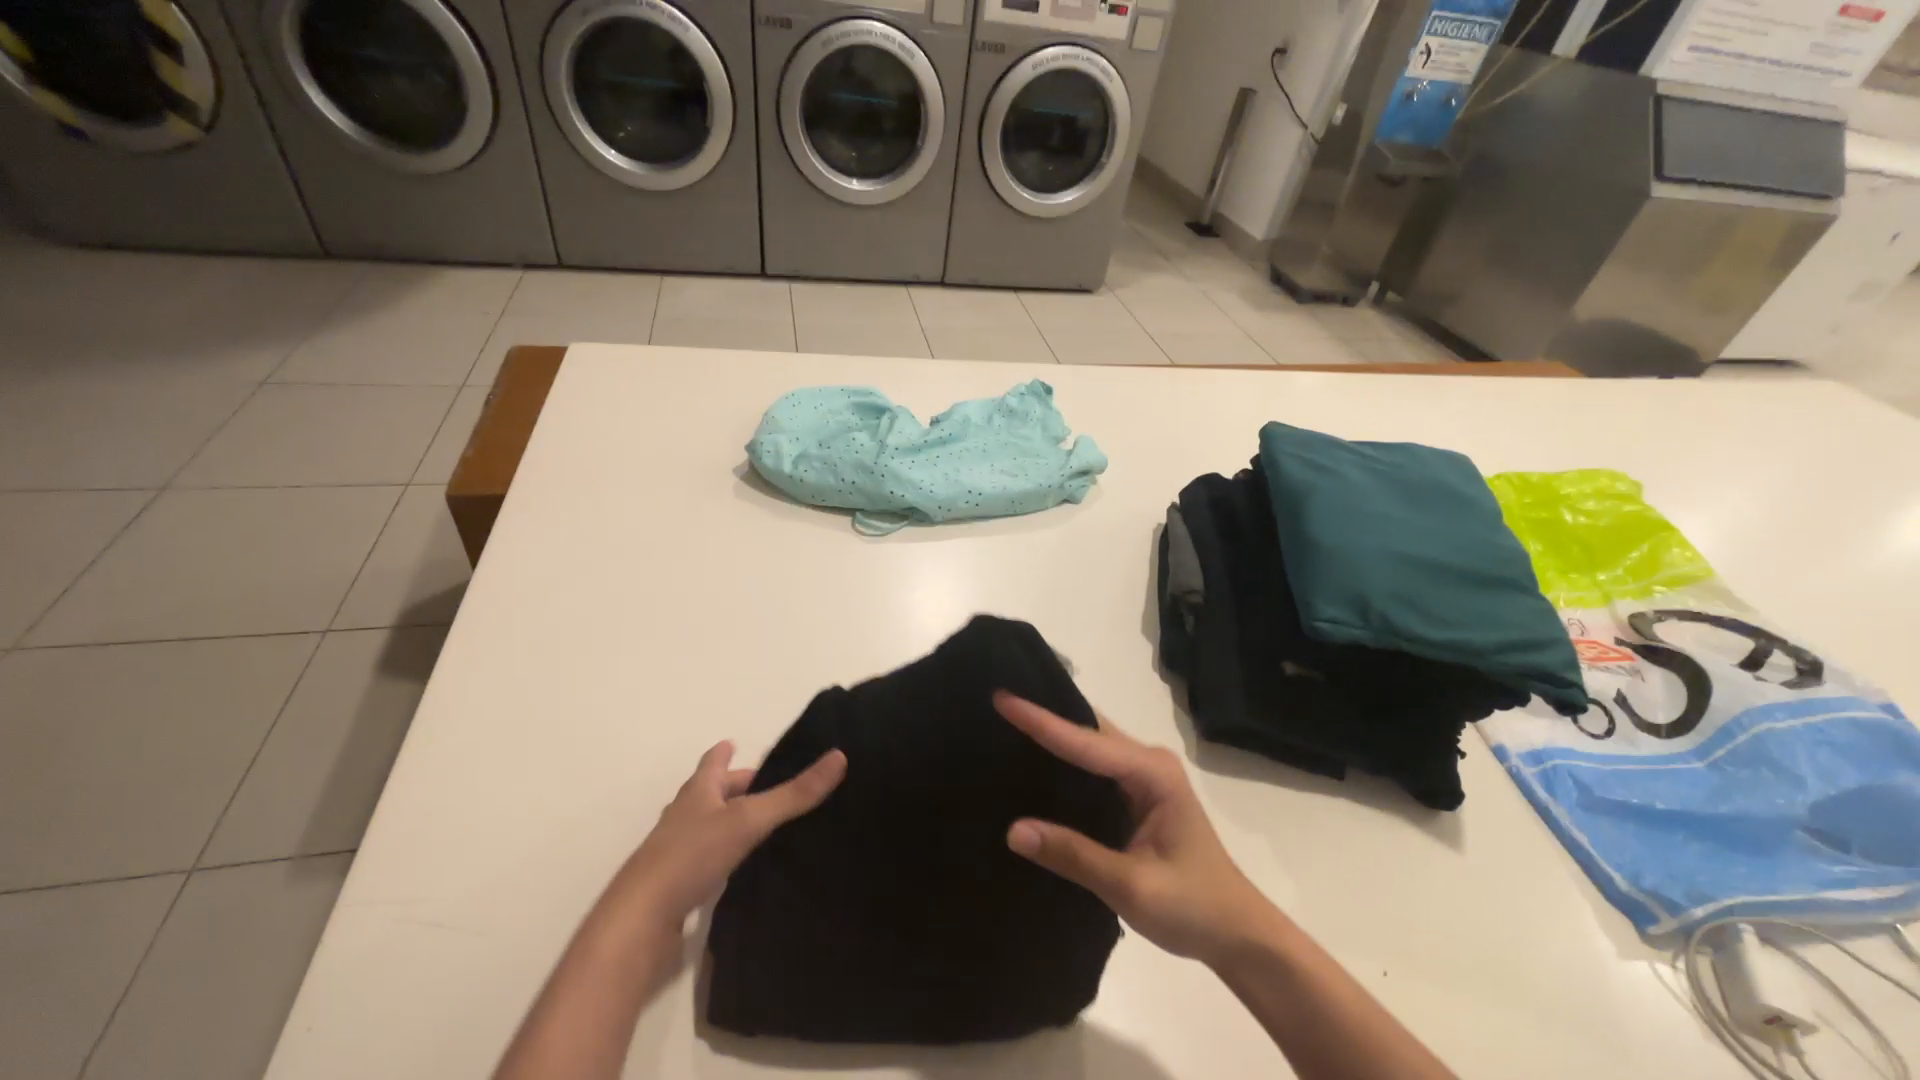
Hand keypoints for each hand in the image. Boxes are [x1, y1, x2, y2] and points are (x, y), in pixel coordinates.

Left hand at [612, 741, 846, 933]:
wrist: (642, 920)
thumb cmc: (691, 856)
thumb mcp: (748, 820)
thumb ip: (793, 794)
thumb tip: (839, 757)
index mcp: (697, 793)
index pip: (712, 763)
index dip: (724, 753)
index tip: (734, 742)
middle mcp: (683, 817)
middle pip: (708, 794)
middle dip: (732, 787)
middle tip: (765, 786)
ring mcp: (676, 853)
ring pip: (706, 827)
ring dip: (727, 821)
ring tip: (758, 824)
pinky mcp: (678, 886)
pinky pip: (705, 861)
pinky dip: (723, 857)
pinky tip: (740, 869)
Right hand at [998, 692, 1275, 964]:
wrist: (1236, 934)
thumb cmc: (1192, 906)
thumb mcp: (1131, 886)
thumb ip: (1074, 855)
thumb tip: (1013, 829)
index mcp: (1153, 774)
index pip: (1085, 742)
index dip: (1041, 721)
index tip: (1001, 698)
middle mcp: (1147, 764)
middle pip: (1088, 730)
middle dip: (1045, 715)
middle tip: (994, 703)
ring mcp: (1142, 780)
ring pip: (1088, 746)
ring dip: (1052, 736)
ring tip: (1001, 725)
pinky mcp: (1134, 799)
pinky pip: (1090, 769)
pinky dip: (1062, 762)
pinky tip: (1030, 767)